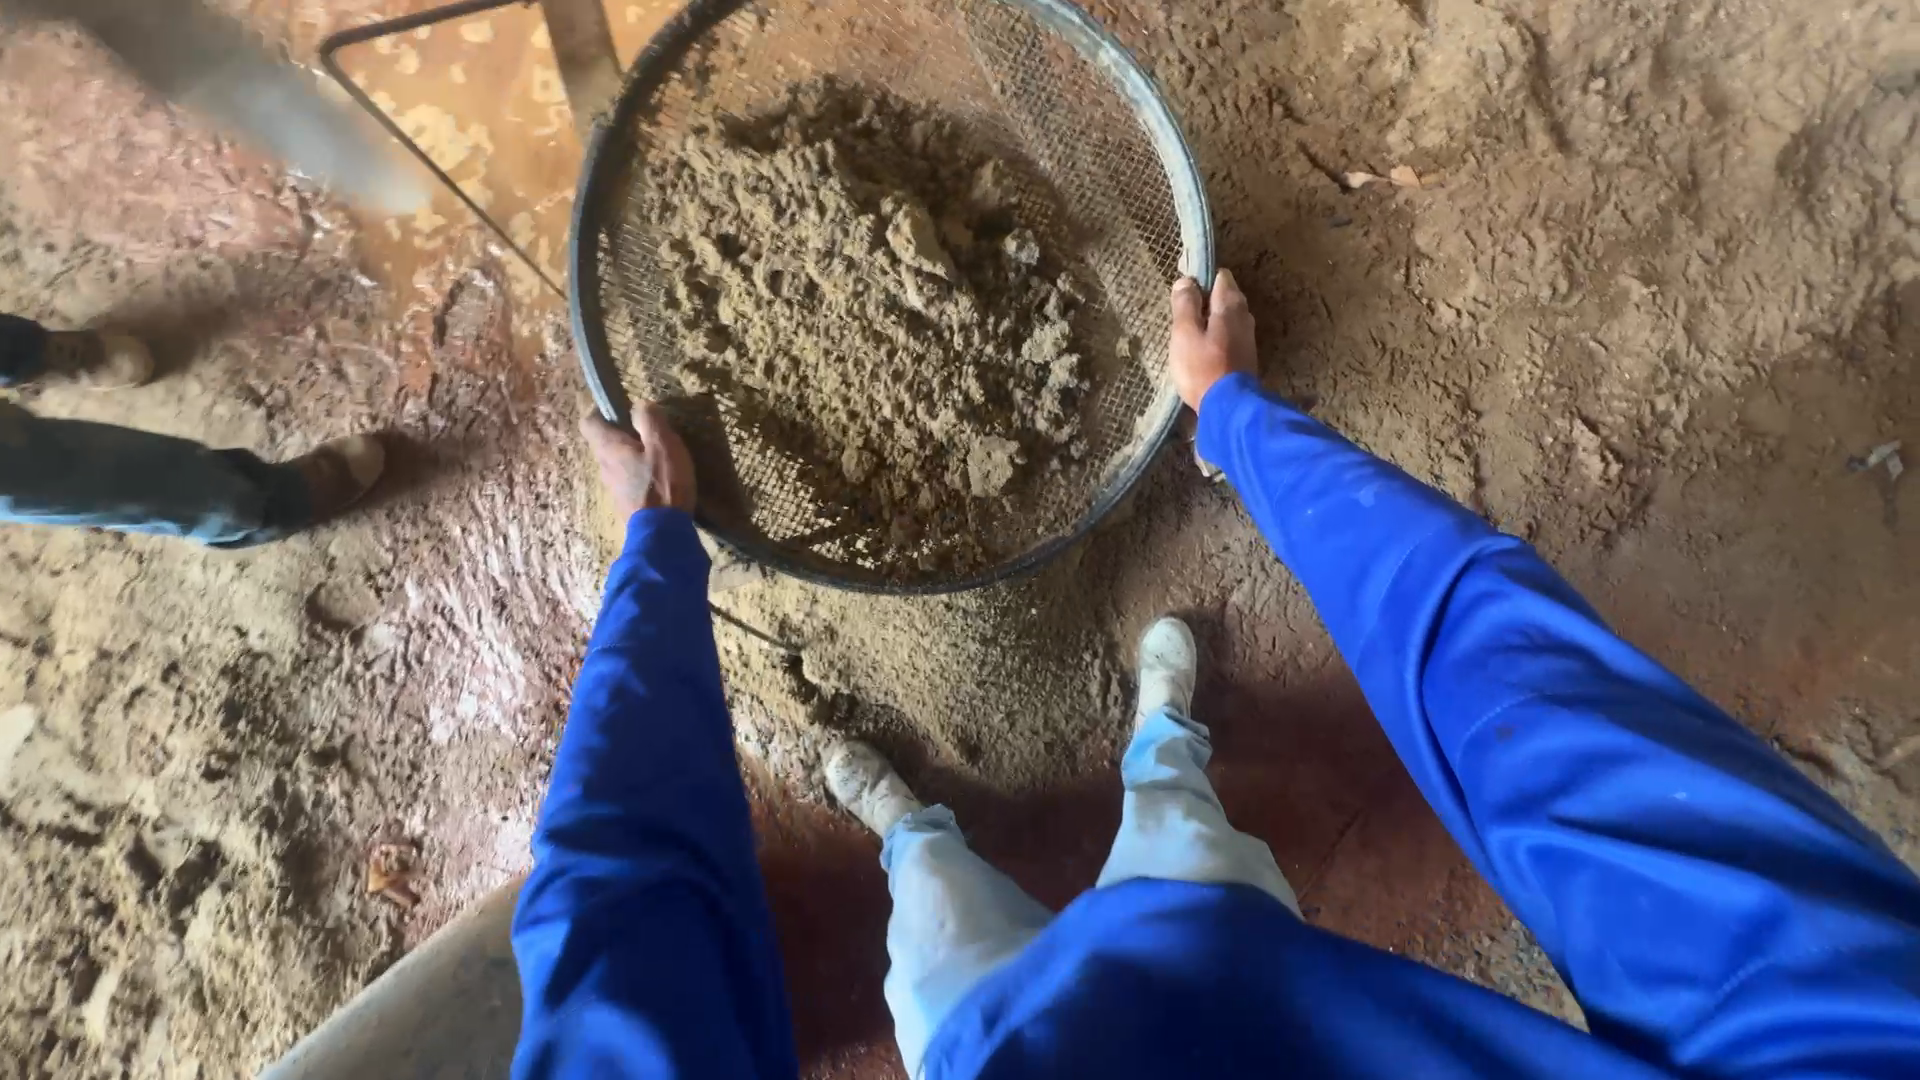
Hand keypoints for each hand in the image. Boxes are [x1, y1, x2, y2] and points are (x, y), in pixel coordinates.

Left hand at [581, 404, 696, 520]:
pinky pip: (627, 481)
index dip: (602, 412)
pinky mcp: (625, 504)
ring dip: (633, 457)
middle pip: (604, 443)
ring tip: (658, 458)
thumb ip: (650, 419)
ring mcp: (613, 488)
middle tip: (649, 435)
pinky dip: (639, 475)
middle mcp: (603, 466)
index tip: (622, 410)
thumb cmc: (662, 483)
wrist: (662, 531)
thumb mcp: (662, 443)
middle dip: (623, 435)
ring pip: (617, 463)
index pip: (588, 421)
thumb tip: (640, 405)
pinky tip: (660, 480)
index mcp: (608, 447)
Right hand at [1169, 268, 1257, 412]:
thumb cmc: (1201, 368)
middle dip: (1206, 299)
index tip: (1183, 290)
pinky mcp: (1246, 355)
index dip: (1200, 279)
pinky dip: (1218, 334)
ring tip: (1191, 330)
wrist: (1228, 407)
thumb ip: (1185, 305)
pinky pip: (1230, 334)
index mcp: (1230, 305)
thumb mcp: (1184, 334)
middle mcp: (1245, 315)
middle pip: (1226, 296)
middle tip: (1183, 312)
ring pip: (1229, 316)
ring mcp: (1248, 336)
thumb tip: (1185, 281)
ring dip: (1212, 318)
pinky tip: (1205, 347)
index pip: (1219, 276)